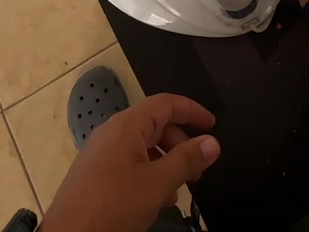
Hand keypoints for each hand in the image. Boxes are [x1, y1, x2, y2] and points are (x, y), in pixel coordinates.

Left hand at [39, 93, 220, 231]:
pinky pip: (129, 162)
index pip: (166, 103)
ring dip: (165, 162)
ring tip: (178, 189)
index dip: (192, 110)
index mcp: (127, 124)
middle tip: (198, 168)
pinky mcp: (95, 172)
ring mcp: (101, 151)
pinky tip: (156, 199)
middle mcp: (113, 130)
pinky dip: (148, 172)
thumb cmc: (113, 205)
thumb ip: (186, 161)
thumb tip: (212, 142)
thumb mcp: (156, 184)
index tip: (213, 125)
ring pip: (143, 146)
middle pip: (155, 124)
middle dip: (180, 142)